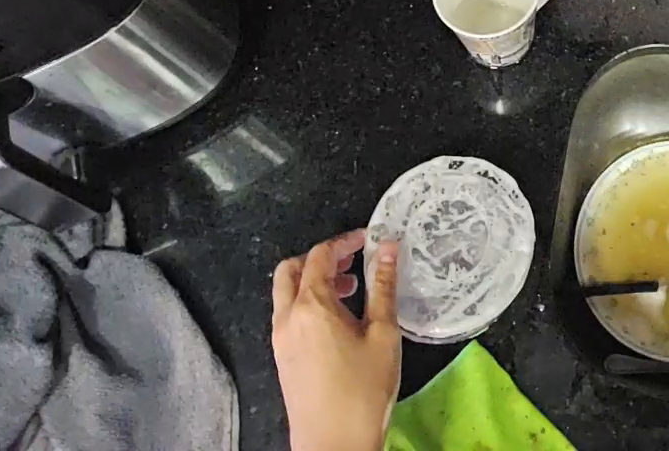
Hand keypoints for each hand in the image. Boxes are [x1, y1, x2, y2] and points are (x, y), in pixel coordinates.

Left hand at [272, 230, 401, 450]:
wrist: (334, 448)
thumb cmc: (364, 390)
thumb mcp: (383, 333)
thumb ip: (384, 285)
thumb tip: (388, 247)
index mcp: (311, 307)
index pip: (319, 255)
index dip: (344, 241)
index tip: (369, 239)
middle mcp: (287, 319)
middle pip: (291, 269)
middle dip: (321, 257)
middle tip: (352, 259)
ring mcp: (280, 341)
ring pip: (287, 293)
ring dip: (314, 280)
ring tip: (352, 289)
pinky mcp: (282, 359)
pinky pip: (289, 314)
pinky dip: (309, 302)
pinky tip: (339, 319)